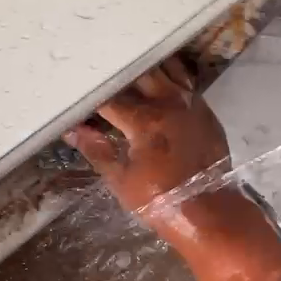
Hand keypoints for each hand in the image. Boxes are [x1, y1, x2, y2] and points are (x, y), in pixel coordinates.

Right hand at [64, 58, 234, 228]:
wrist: (208, 211)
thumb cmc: (159, 199)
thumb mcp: (120, 179)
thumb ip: (96, 149)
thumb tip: (71, 131)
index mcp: (144, 120)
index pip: (109, 99)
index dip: (91, 98)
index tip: (78, 98)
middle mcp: (168, 103)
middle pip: (138, 74)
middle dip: (118, 77)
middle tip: (102, 82)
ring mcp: (190, 103)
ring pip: (165, 69)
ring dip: (145, 70)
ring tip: (128, 74)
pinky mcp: (205, 110)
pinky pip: (185, 82)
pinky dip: (168, 77)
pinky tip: (156, 83)